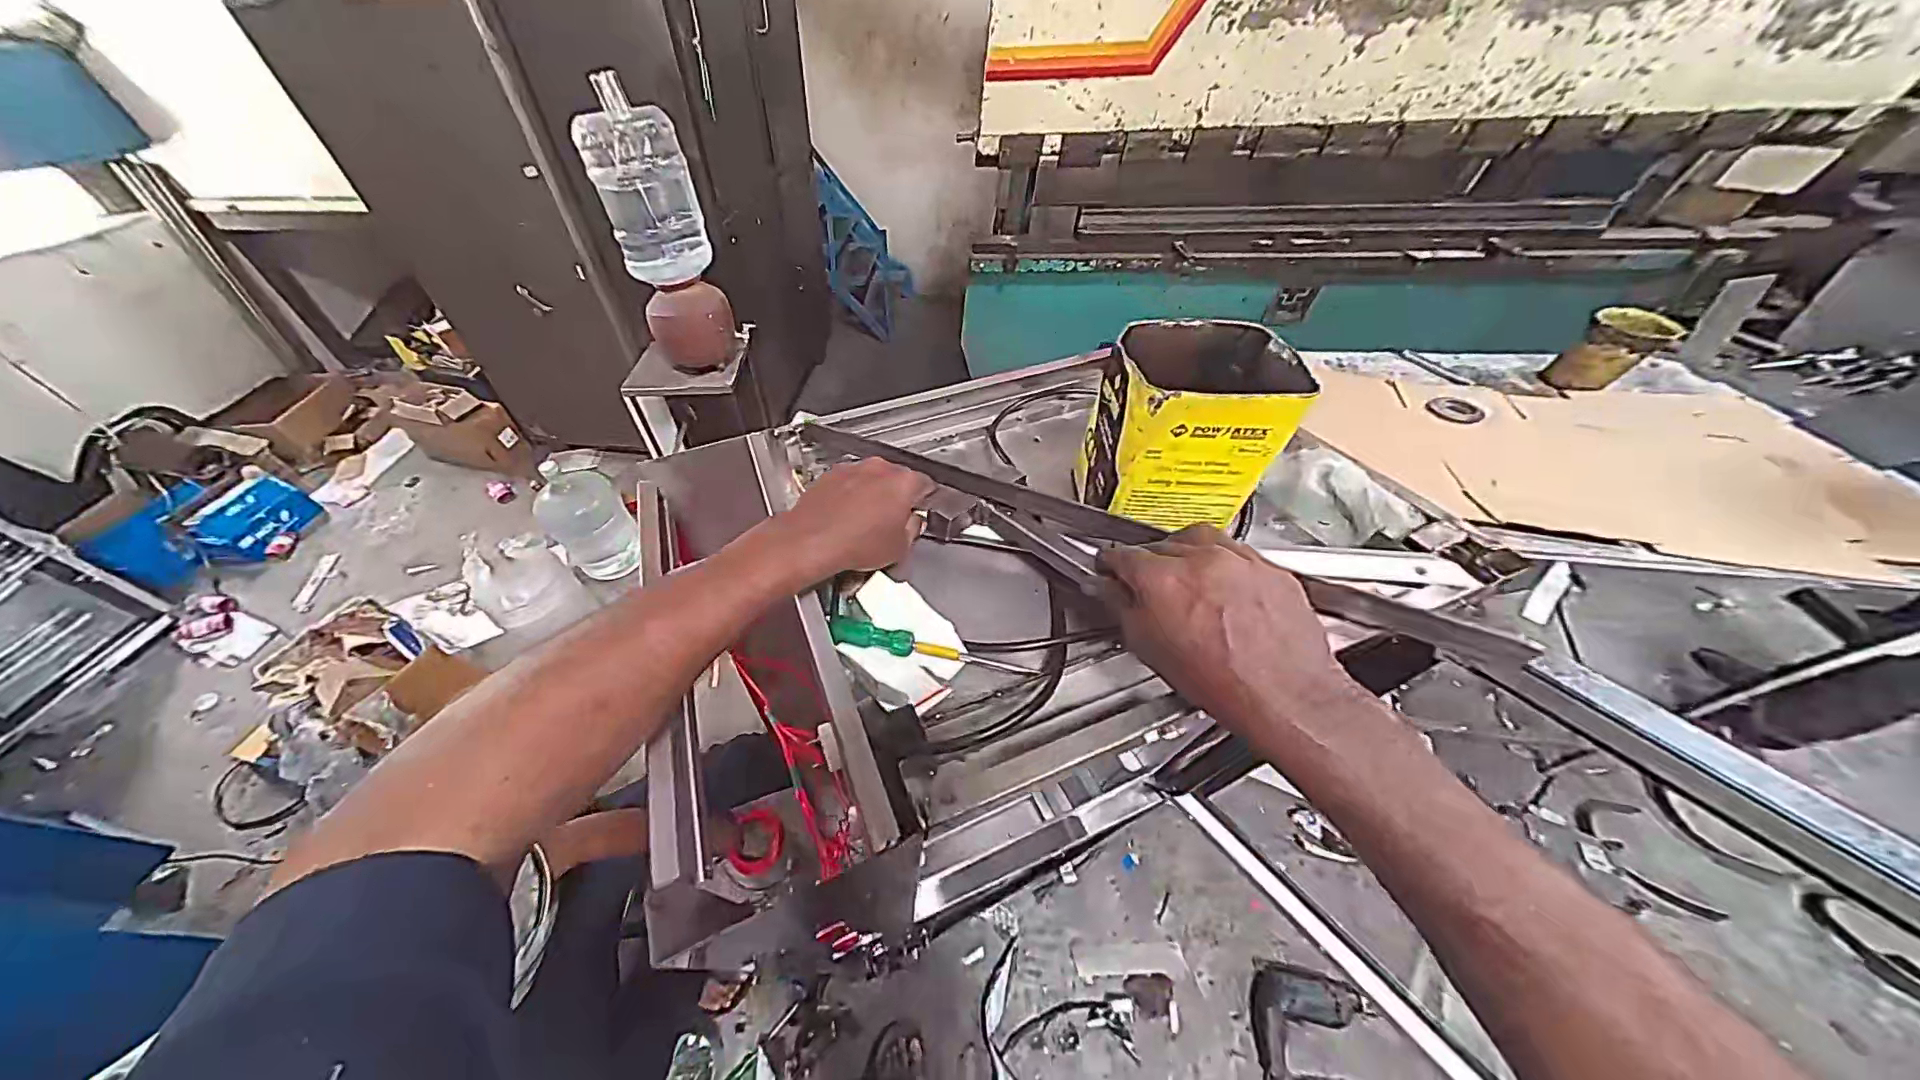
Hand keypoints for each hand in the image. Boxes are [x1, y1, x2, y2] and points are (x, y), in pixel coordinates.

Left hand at [779, 459, 935, 575]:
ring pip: (872, 479)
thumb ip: (913, 529)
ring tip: (867, 523)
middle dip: (898, 497)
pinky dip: (850, 496)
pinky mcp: (830, 475)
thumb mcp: (900, 548)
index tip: (922, 508)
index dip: (926, 500)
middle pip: (898, 479)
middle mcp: (879, 468)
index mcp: (904, 482)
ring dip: (873, 495)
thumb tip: (912, 524)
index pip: (927, 485)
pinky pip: (848, 483)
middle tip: (894, 522)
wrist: (811, 542)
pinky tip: (847, 518)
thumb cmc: (853, 543)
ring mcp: (853, 469)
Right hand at [1097, 525, 1364, 739]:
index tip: (1111, 570)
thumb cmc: (1222, 683)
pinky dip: (1222, 563)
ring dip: (1186, 553)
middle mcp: (1201, 560)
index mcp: (1162, 579)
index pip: (1121, 556)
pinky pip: (1237, 553)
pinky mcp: (1269, 568)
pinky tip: (1221, 587)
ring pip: (1200, 539)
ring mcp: (1239, 560)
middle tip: (1147, 583)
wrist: (1285, 698)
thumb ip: (1123, 609)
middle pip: (1160, 544)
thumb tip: (1112, 592)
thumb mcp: (1149, 649)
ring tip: (1184, 579)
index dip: (1110, 565)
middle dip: (1149, 561)